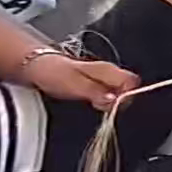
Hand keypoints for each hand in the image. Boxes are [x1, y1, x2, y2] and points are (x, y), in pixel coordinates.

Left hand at [22, 52, 139, 110]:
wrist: (39, 67)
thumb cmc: (54, 74)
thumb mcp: (74, 85)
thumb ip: (95, 92)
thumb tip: (114, 100)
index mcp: (108, 70)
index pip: (132, 82)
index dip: (127, 95)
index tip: (113, 104)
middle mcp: (110, 72)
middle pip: (129, 88)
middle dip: (119, 100)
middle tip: (100, 104)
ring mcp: (106, 77)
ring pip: (121, 91)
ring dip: (110, 101)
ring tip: (93, 102)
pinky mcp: (100, 83)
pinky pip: (112, 92)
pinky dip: (105, 100)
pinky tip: (93, 101)